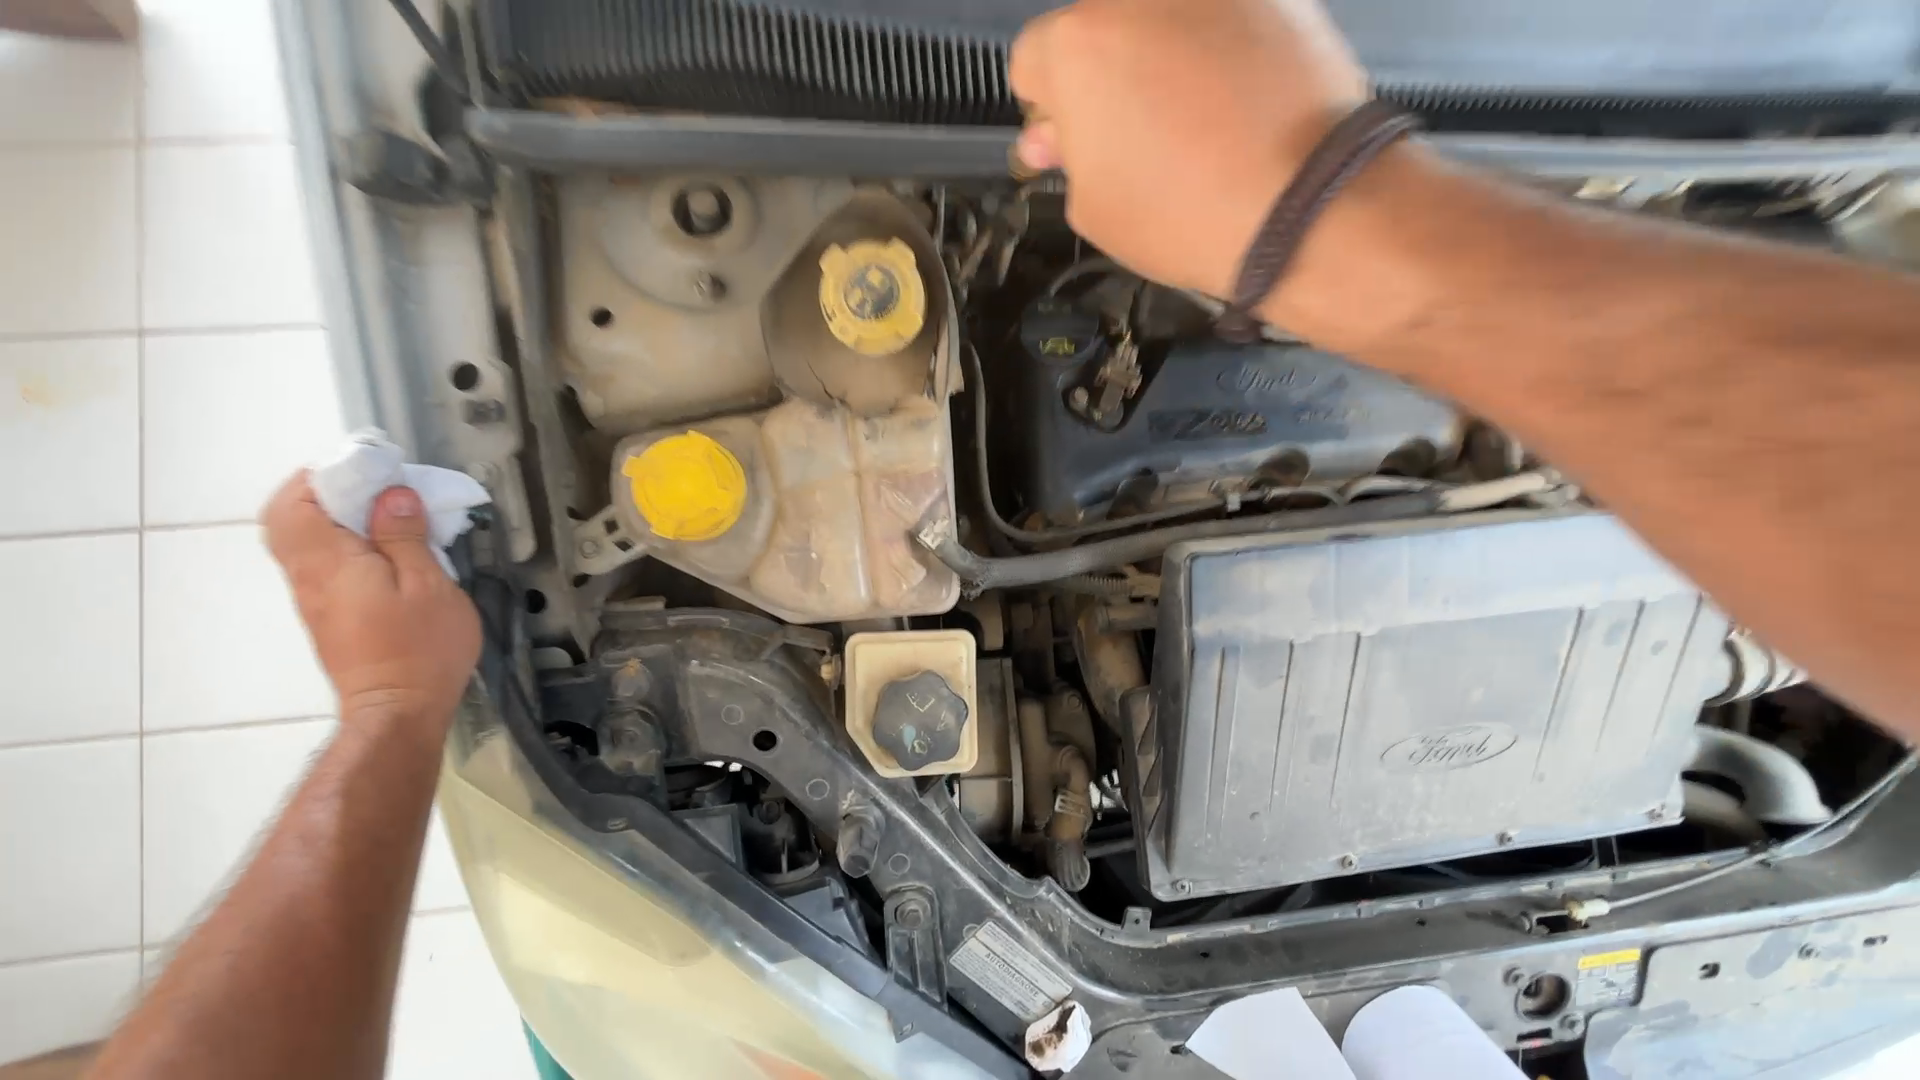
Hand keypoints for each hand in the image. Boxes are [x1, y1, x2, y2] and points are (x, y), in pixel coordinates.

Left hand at [262, 473, 480, 739]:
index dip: (324, 477)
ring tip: (389, 518)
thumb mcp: (428, 584)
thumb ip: (405, 536)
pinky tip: (387, 553)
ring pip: (303, 542)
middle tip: (374, 490)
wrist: (399, 710)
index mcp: (329, 563)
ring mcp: (314, 599)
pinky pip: (322, 564)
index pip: (295, 503)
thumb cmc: (421, 646)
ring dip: (336, 520)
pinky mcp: (329, 616)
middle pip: (287, 520)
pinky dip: (345, 545)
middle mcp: (308, 577)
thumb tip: (391, 495)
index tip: (369, 472)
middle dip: (324, 494)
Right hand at [1010, 0, 1367, 298]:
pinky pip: (1224, 22)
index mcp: (1077, 45)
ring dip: (1162, 59)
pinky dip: (1220, 53)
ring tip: (1195, 124)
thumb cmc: (1181, 214)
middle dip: (1107, 77)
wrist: (1303, 203)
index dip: (1050, 109)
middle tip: (1137, 136)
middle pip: (1099, 32)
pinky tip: (1237, 106)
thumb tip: (1057, 135)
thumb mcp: (1092, 209)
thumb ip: (1064, 157)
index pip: (1033, 62)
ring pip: (1163, 22)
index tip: (1073, 142)